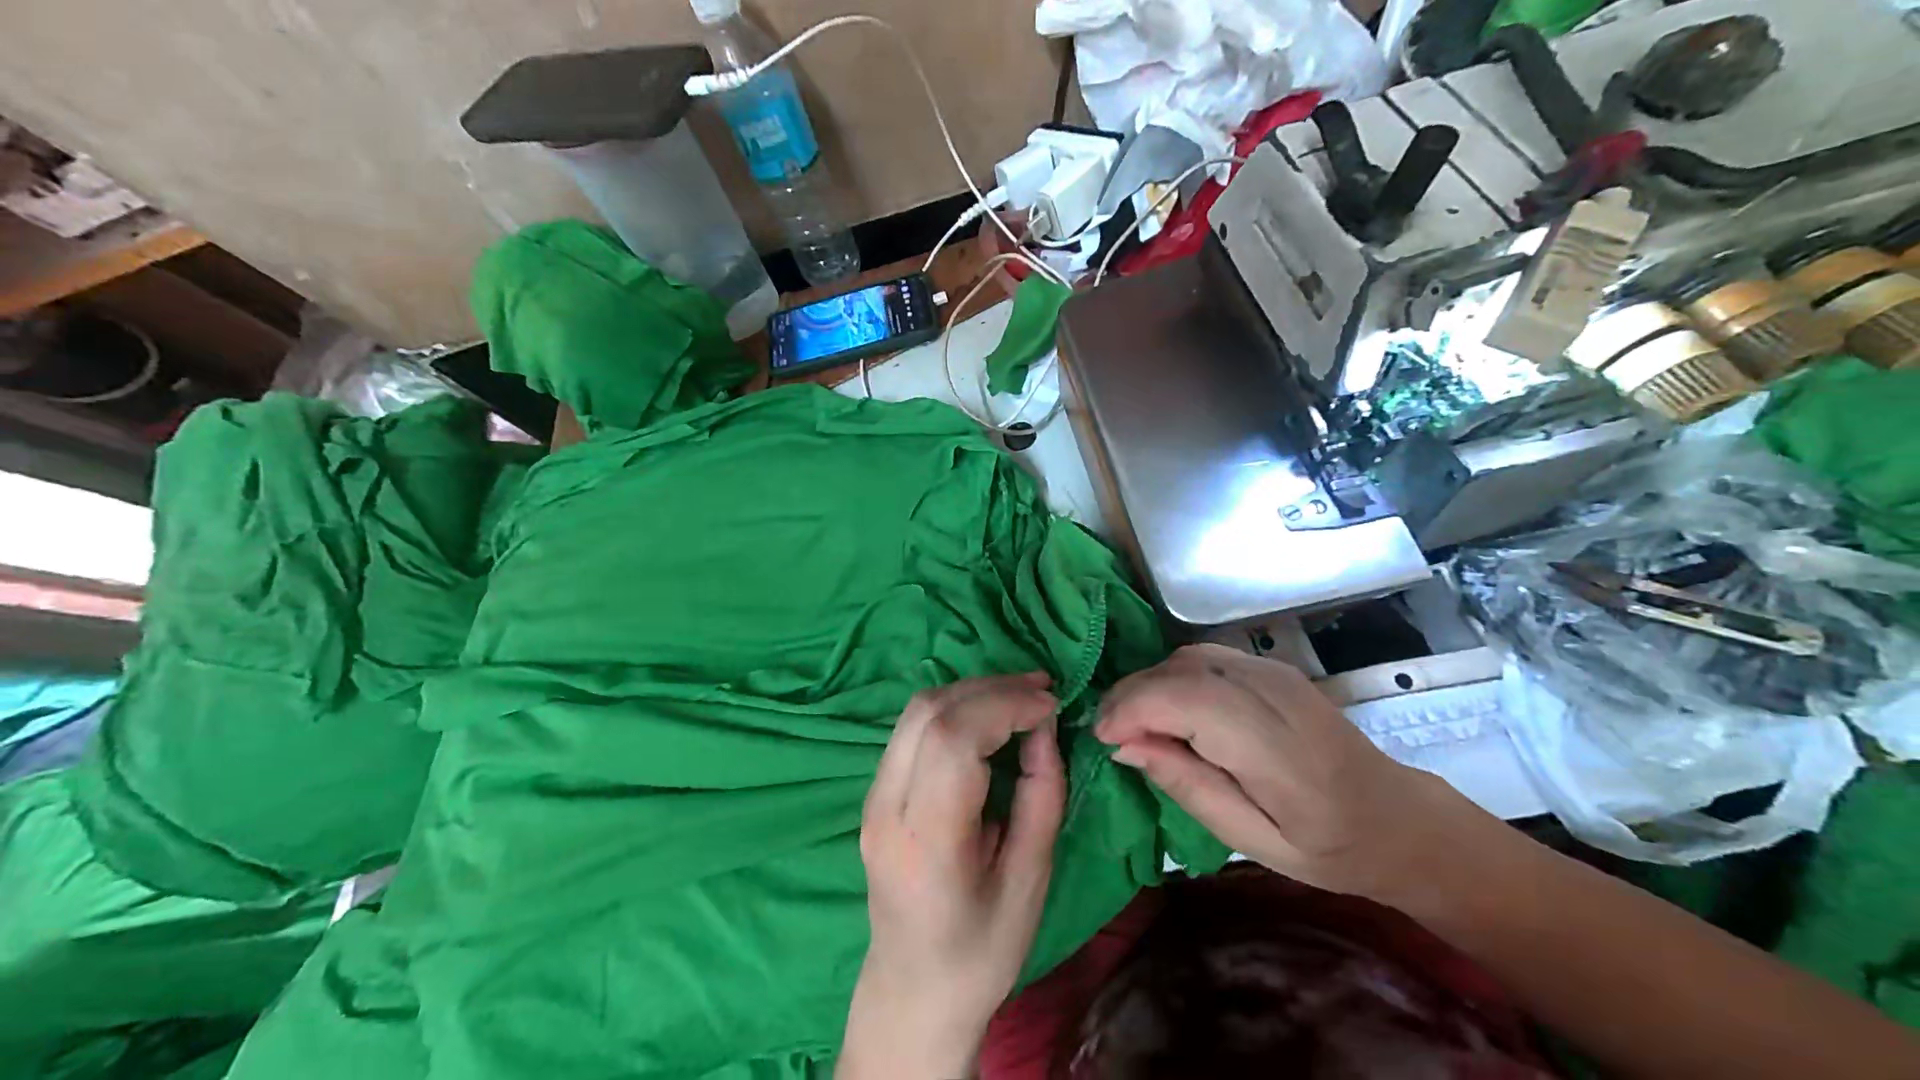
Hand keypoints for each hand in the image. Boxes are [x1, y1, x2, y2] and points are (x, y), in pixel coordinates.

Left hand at [840, 673, 1065, 1079]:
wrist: (912, 992)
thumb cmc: (981, 951)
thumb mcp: (1030, 880)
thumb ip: (1041, 795)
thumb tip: (1045, 727)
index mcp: (925, 840)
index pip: (953, 739)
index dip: (1005, 706)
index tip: (1052, 705)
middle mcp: (886, 808)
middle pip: (929, 713)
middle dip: (991, 689)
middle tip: (1042, 691)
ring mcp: (872, 798)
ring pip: (916, 712)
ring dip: (971, 692)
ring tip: (1022, 696)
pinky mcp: (874, 794)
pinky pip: (912, 730)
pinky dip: (954, 709)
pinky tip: (989, 715)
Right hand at [1095, 644, 1502, 903]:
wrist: (1393, 817)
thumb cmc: (1325, 846)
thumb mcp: (1251, 838)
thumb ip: (1186, 785)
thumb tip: (1123, 745)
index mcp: (1275, 746)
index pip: (1184, 699)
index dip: (1130, 710)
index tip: (1102, 742)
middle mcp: (1273, 693)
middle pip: (1178, 670)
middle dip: (1129, 697)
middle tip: (1110, 739)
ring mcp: (1272, 671)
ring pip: (1184, 657)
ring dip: (1147, 686)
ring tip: (1133, 727)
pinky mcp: (1268, 666)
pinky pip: (1202, 658)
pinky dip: (1170, 678)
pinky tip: (1167, 711)